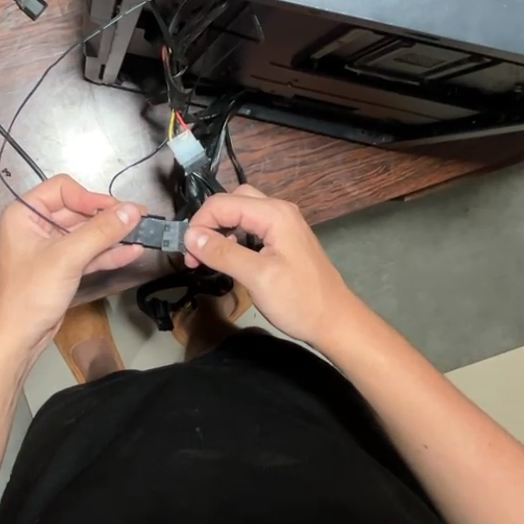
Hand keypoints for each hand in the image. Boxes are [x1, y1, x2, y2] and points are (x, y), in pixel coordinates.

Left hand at [0, 174, 142, 360]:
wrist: (16, 339)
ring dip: (112, 235)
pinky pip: (88, 253)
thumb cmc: (30, 294)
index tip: (117, 210)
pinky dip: (108, 253)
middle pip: (78, 210)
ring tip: (143, 233)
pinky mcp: (61, 269)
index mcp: (25, 214)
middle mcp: (35, 226)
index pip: (63, 189)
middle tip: (139, 219)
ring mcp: (50, 248)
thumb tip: (132, 210)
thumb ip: (101, 232)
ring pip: (86, 233)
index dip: (90, 197)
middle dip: (107, 216)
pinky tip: (132, 251)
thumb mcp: (67, 257)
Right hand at [182, 184, 359, 347]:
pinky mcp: (283, 239)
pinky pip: (251, 227)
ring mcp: (283, 225)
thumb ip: (222, 253)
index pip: (222, 203)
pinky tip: (229, 259)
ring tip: (208, 257)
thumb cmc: (299, 300)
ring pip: (241, 213)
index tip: (188, 253)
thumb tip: (190, 236)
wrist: (336, 322)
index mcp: (274, 214)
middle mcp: (279, 211)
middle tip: (196, 251)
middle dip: (209, 222)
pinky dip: (234, 238)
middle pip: (232, 201)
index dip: (200, 224)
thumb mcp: (256, 277)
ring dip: (220, 230)